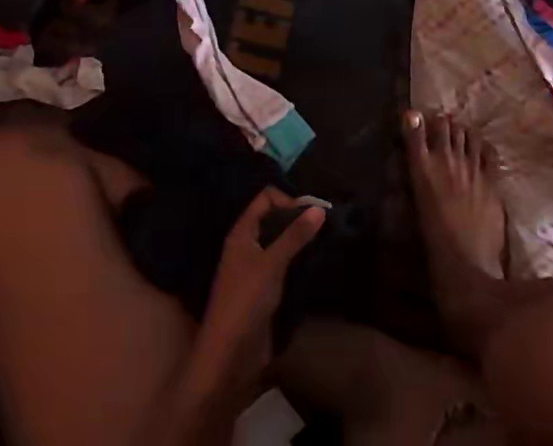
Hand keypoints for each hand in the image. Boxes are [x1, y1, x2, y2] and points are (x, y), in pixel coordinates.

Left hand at [188, 187, 325, 403]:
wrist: (229, 354)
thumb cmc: (245, 300)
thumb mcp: (271, 264)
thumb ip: (294, 236)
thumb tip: (319, 208)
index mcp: (241, 232)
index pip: (265, 198)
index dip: (287, 200)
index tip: (312, 214)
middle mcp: (246, 245)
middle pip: (273, 218)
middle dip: (297, 218)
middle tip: (324, 226)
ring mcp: (254, 267)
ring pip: (279, 242)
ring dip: (298, 240)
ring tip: (324, 241)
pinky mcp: (264, 288)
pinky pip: (282, 264)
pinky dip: (297, 260)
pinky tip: (314, 263)